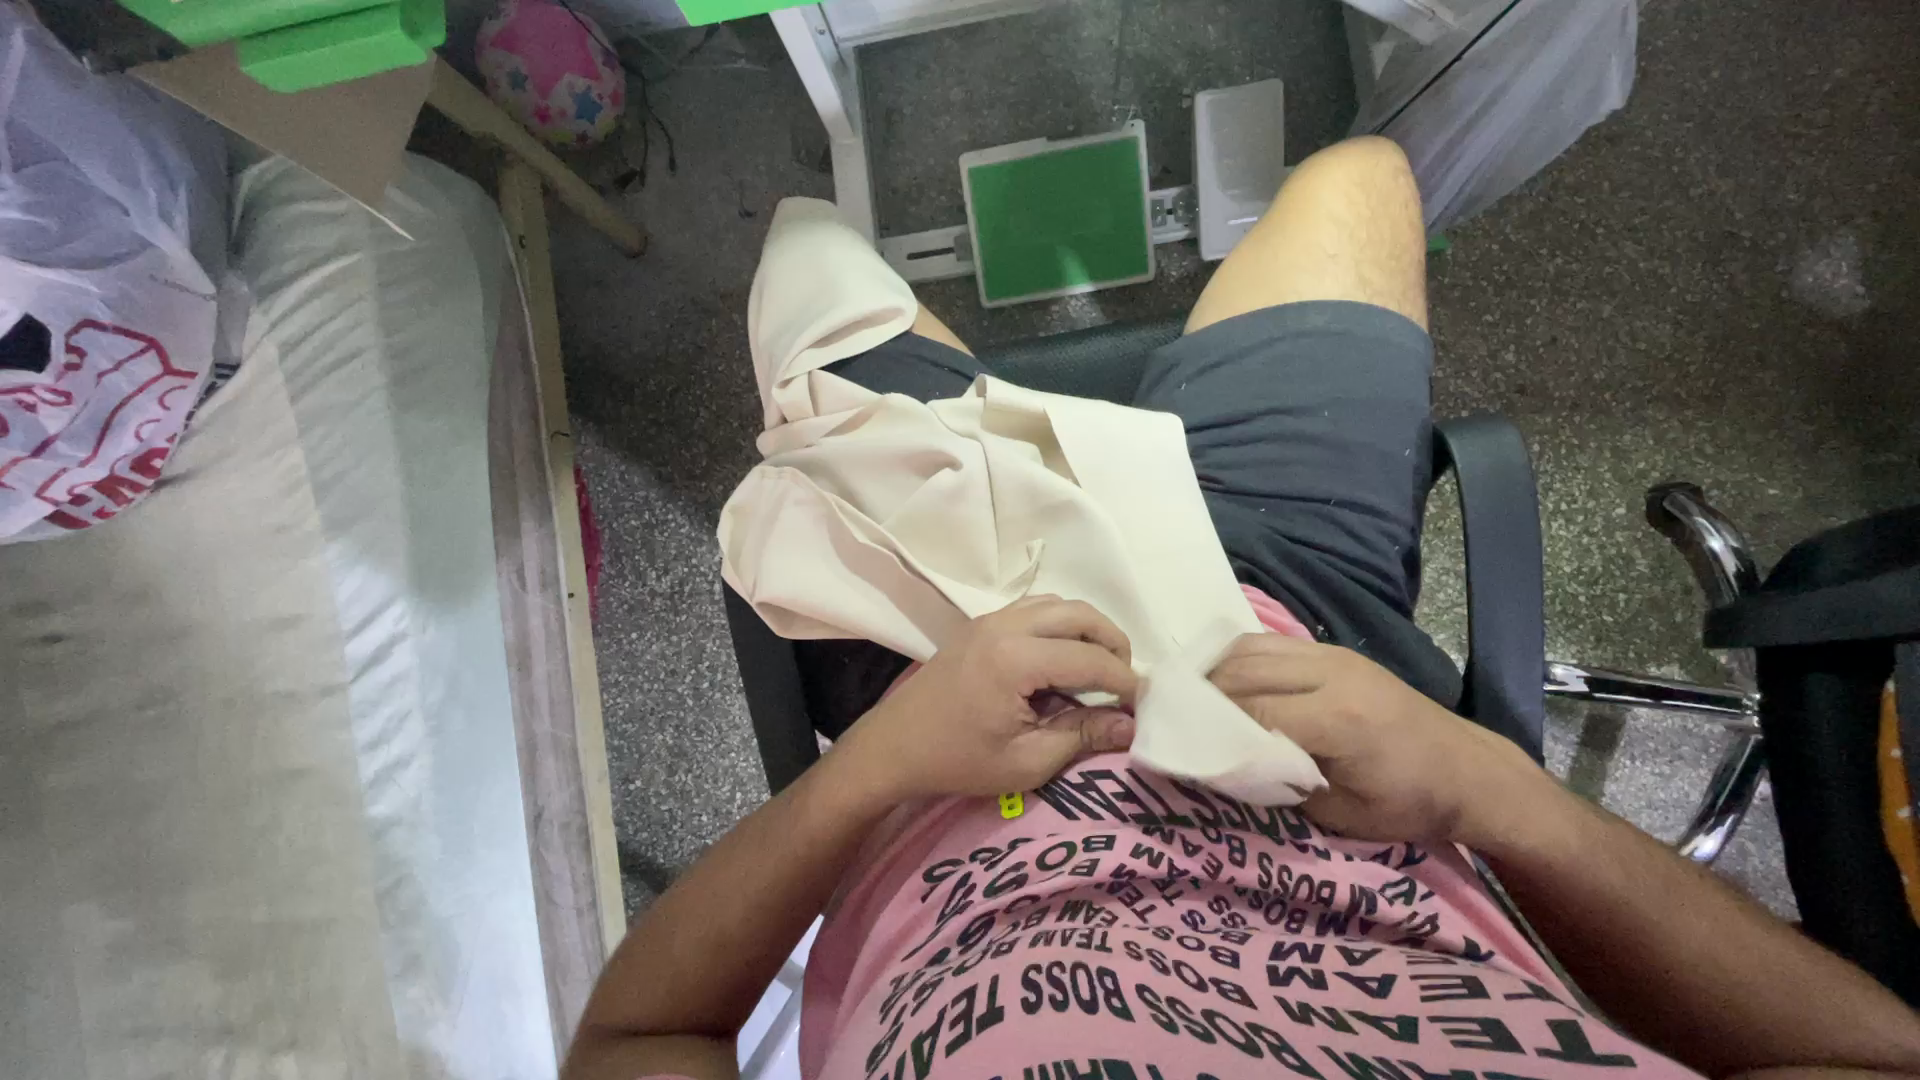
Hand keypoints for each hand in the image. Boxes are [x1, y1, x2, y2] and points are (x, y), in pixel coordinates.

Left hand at [834, 595, 1139, 801]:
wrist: (893, 747)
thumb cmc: (957, 760)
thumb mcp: (1025, 762)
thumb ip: (1082, 736)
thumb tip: (1132, 724)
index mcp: (1015, 659)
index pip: (1090, 659)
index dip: (1125, 682)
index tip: (1145, 706)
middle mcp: (1005, 626)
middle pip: (1079, 614)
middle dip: (1113, 643)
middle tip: (1124, 684)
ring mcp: (990, 620)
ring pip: (1057, 604)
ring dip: (1086, 630)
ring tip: (1098, 671)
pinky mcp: (981, 624)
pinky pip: (1034, 609)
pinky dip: (1060, 626)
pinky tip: (1062, 661)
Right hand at [1208, 633, 1543, 845]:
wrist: (1467, 771)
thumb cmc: (1407, 804)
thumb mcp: (1339, 815)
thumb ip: (1277, 783)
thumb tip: (1218, 763)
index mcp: (1339, 720)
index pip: (1251, 711)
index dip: (1209, 726)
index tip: (1177, 741)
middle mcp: (1332, 674)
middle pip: (1243, 670)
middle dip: (1202, 693)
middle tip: (1171, 716)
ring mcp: (1333, 656)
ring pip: (1251, 648)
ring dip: (1215, 670)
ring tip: (1191, 698)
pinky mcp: (1333, 651)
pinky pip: (1269, 644)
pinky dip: (1238, 659)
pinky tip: (1223, 680)